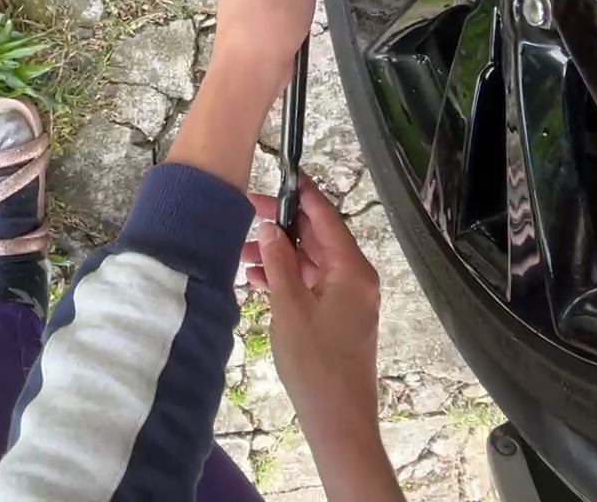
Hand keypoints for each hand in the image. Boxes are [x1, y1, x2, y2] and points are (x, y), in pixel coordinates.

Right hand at [244, 179, 401, 498]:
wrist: (338, 424)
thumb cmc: (316, 365)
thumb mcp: (290, 307)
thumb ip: (279, 262)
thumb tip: (270, 226)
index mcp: (352, 269)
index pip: (325, 216)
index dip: (301, 193)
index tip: (280, 173)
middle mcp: (354, 278)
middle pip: (316, 237)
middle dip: (281, 227)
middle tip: (247, 214)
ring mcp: (347, 298)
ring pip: (309, 261)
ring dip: (278, 255)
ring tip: (242, 254)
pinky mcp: (336, 316)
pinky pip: (309, 283)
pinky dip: (285, 278)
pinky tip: (256, 280)